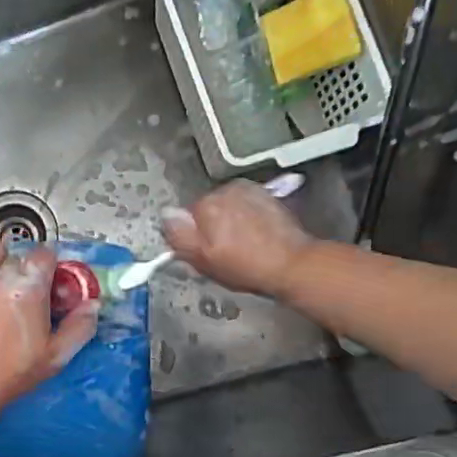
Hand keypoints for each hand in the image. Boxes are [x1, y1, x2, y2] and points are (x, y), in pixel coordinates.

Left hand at [0, 237, 99, 421]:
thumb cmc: (13, 372)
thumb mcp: (56, 356)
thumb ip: (79, 327)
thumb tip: (92, 305)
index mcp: (29, 286)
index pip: (46, 255)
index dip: (52, 268)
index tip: (53, 286)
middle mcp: (1, 274)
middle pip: (20, 255)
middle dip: (28, 269)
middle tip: (30, 293)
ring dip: (1, 257)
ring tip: (4, 275)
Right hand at [160, 175, 314, 297]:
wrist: (292, 263)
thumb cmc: (245, 267)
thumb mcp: (203, 260)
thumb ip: (179, 235)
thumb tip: (165, 214)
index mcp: (205, 206)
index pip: (184, 219)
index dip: (193, 238)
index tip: (206, 254)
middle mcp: (225, 190)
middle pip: (206, 210)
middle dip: (212, 227)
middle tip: (225, 252)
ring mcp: (248, 190)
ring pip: (226, 206)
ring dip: (230, 220)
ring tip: (243, 244)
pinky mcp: (267, 194)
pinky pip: (245, 204)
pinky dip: (247, 216)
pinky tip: (256, 234)